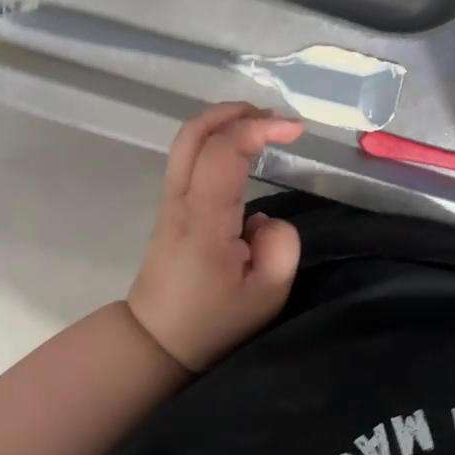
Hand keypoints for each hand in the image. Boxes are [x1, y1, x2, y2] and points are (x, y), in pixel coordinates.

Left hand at [127, 103, 304, 372]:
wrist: (156, 343)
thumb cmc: (213, 322)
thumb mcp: (268, 294)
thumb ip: (282, 245)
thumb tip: (265, 218)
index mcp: (204, 220)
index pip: (224, 151)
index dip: (260, 129)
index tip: (297, 131)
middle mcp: (181, 200)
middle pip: (195, 132)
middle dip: (238, 111)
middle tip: (278, 118)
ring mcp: (171, 201)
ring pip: (188, 139)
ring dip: (226, 121)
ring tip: (264, 125)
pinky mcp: (172, 206)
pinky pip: (190, 155)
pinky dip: (218, 138)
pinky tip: (244, 148)